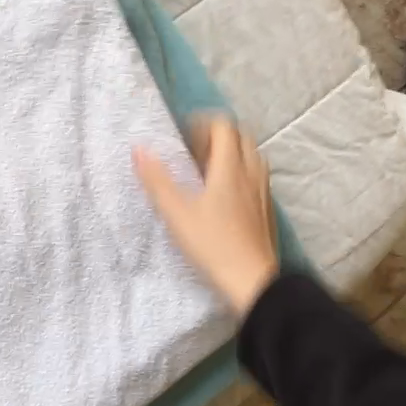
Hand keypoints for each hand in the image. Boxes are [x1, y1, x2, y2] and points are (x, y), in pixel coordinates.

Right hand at [134, 115, 280, 314]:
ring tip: (207, 171)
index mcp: (230, 168)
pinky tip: (223, 197)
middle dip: (218, 136)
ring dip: (231, 154)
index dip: (203, 123)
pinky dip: (240, 174)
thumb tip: (139, 149)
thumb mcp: (177, 214)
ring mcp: (263, 193)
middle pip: (241, 137)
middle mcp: (251, 174)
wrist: (253, 282)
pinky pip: (256, 178)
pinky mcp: (266, 211)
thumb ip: (156, 180)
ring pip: (251, 158)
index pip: (224, 127)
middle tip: (193, 151)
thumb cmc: (212, 245)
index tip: (182, 136)